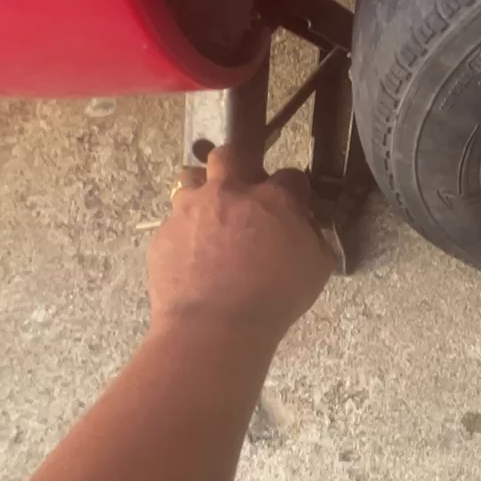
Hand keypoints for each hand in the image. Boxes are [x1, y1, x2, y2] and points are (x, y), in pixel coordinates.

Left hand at [148, 145, 333, 343]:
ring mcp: (190, 210)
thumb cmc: (276, 295)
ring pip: (192, 181)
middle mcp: (230, 193)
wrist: (215, 325)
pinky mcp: (162, 233)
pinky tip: (199, 254)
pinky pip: (176, 220)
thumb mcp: (318, 264)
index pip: (290, 174)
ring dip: (206, 193)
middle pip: (230, 155)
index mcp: (274, 199)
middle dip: (239, 164)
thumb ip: (312, 235)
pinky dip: (189, 229)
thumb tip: (304, 226)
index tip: (295, 203)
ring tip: (215, 219)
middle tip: (246, 189)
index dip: (294, 188)